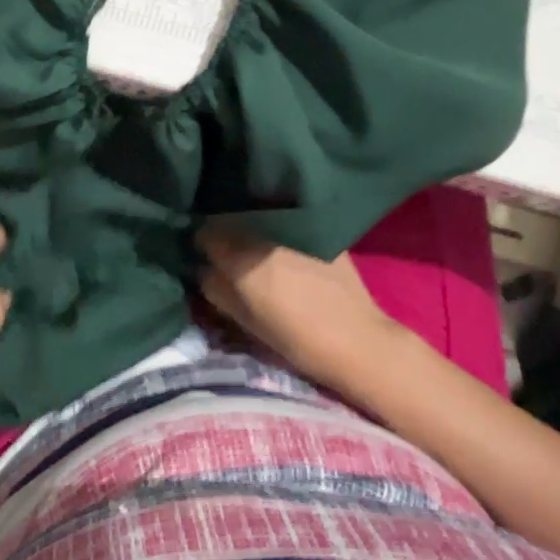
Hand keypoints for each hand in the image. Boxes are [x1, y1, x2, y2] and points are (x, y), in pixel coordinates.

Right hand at [196, 228, 412, 392]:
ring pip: (260, 217)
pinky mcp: (322, 231)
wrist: (359, 343)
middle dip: (225, 230)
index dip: (201, 241)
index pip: (207, 231)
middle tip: (224, 249)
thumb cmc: (296, 340)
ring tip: (251, 243)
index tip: (201, 251)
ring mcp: (296, 228)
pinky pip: (288, 221)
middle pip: (233, 219)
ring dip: (251, 226)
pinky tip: (281, 244)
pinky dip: (277, 228)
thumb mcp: (245, 321)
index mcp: (244, 257)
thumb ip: (217, 290)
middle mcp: (267, 235)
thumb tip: (203, 269)